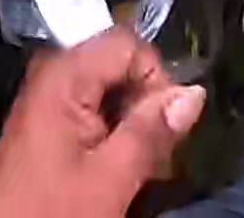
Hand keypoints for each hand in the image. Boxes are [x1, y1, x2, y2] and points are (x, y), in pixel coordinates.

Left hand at [0, 29, 205, 217]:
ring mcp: (49, 92)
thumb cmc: (51, 215)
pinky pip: (93, 103)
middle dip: (144, 101)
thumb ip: (152, 130)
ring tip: (138, 164)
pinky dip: (113, 128)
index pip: (128, 43)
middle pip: (119, 61)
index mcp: (65, 71)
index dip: (154, 78)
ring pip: (110, 84)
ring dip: (131, 119)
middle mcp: (55, 69)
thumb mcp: (109, 180)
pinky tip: (117, 163)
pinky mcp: (47, 117)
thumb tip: (196, 92)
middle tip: (155, 152)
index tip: (166, 127)